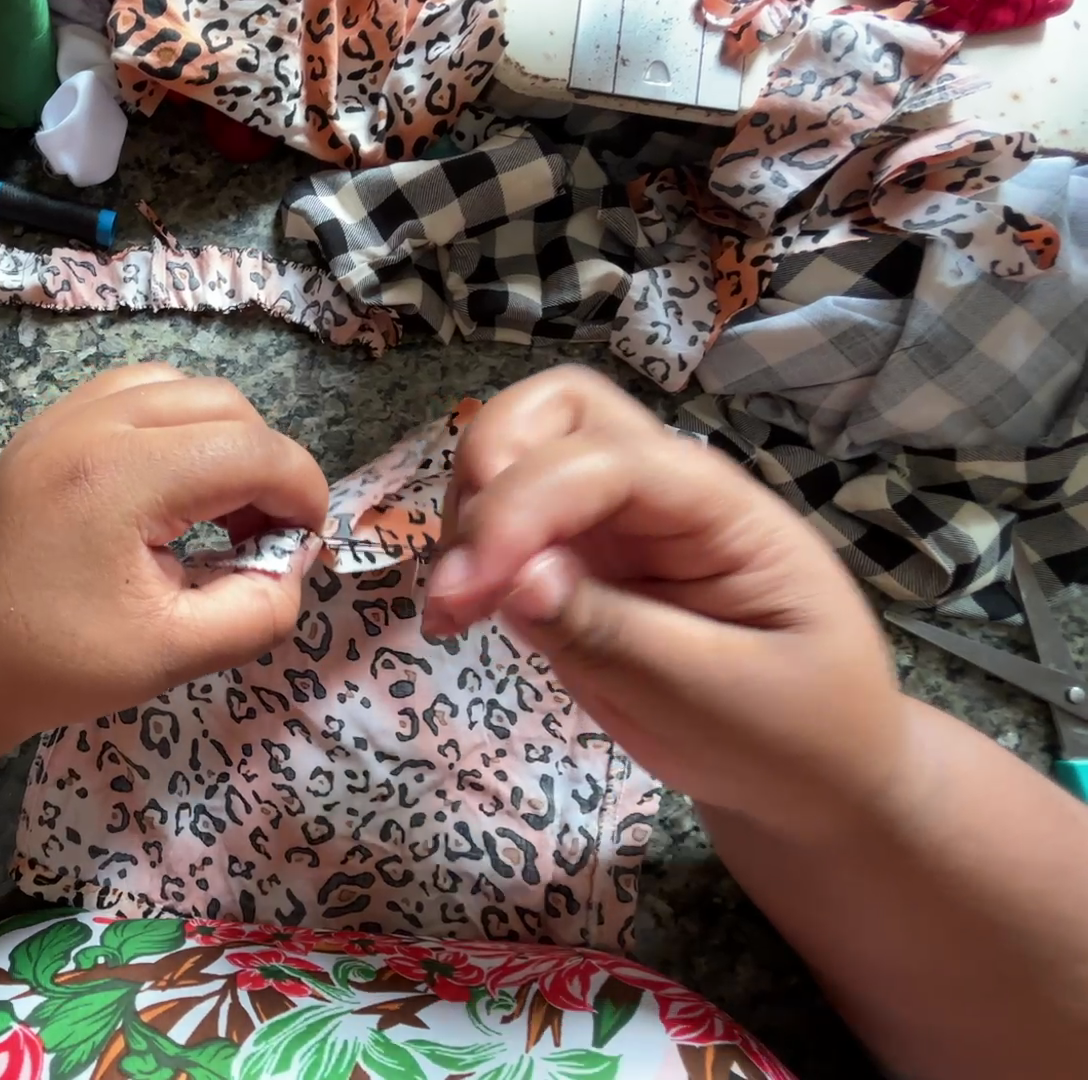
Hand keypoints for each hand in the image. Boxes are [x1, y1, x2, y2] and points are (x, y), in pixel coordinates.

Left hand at [0, 364, 328, 768]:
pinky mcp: (42, 428)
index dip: (303, 489)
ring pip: (179, 386)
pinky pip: (131, 392)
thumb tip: (293, 558)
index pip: (251, 448)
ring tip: (215, 503)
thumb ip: (259, 607)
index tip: (305, 541)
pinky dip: (172, 423)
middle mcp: (88, 424)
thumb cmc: (55, 667)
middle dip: (265, 463)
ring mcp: (57, 417)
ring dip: (221, 435)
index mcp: (120, 477)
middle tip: (260, 533)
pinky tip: (166, 481)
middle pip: (223, 404)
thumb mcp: (173, 656)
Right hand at [424, 366, 908, 835]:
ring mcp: (605, 519)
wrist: (801, 768)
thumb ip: (610, 633)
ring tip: (452, 606)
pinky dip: (461, 552)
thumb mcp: (710, 695)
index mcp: (718, 508)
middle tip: (462, 560)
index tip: (468, 591)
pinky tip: (453, 616)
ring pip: (510, 450)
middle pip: (556, 406)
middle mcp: (655, 492)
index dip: (521, 508)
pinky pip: (496, 518)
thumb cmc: (785, 730)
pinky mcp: (564, 554)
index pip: (603, 463)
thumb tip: (518, 579)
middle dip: (486, 460)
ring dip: (463, 511)